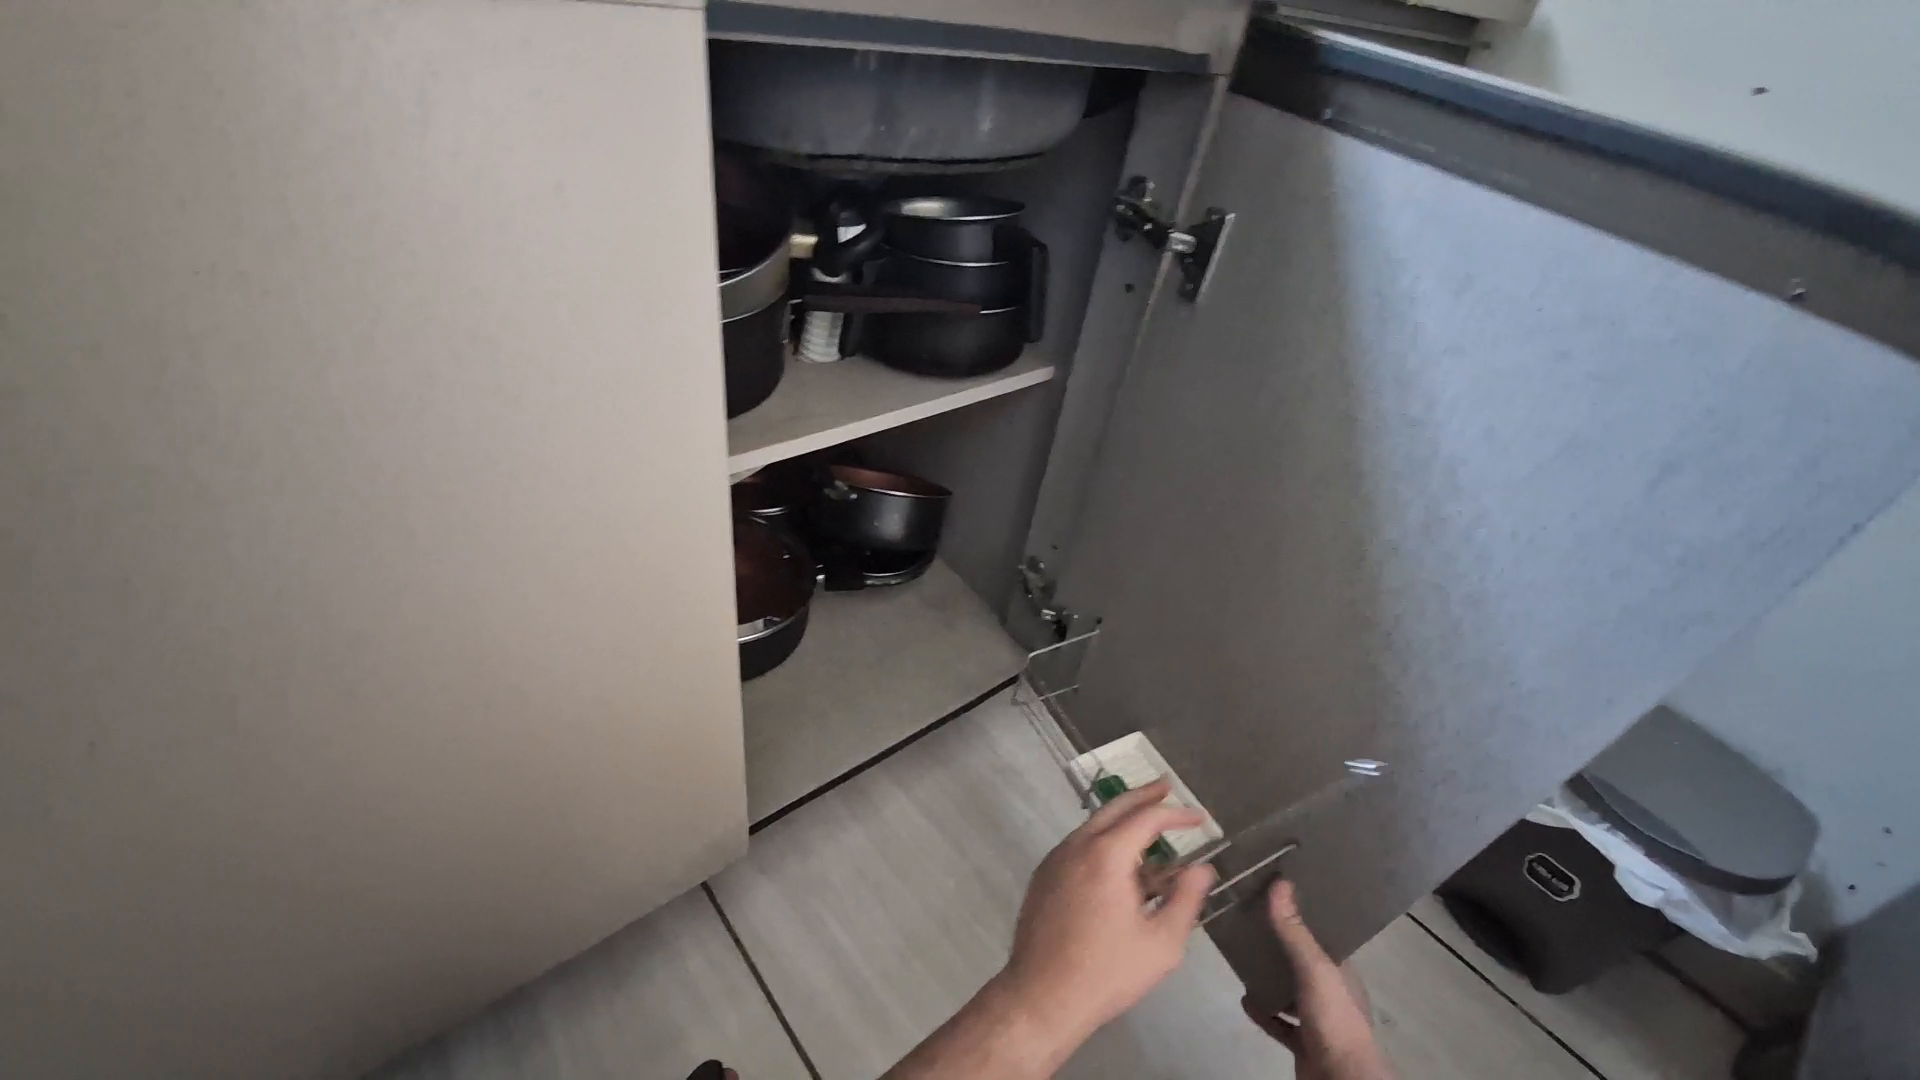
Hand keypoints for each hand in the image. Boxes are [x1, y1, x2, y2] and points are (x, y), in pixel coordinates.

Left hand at [994, 779, 1218, 1043]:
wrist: (1042, 995)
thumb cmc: (1107, 971)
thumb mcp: (1162, 943)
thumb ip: (1186, 900)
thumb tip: (1203, 869)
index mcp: (1106, 854)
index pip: (1147, 818)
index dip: (1176, 813)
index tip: (1200, 817)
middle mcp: (1077, 846)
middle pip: (1114, 808)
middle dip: (1143, 795)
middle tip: (1166, 786)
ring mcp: (1055, 859)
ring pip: (1094, 827)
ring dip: (1123, 822)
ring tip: (1151, 833)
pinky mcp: (1044, 877)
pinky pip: (1079, 847)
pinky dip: (1103, 843)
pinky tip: (1120, 866)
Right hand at [1242, 880, 1395, 1079]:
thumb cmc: (1335, 1018)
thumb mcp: (1314, 969)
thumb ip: (1294, 931)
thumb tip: (1280, 882)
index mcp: (1341, 970)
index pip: (1321, 934)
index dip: (1300, 915)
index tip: (1274, 894)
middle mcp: (1332, 992)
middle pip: (1301, 961)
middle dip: (1278, 945)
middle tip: (1248, 921)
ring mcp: (1318, 1019)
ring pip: (1290, 991)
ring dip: (1269, 978)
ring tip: (1242, 957)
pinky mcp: (1303, 1043)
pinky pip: (1280, 1022)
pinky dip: (1263, 1011)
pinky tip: (1245, 999)